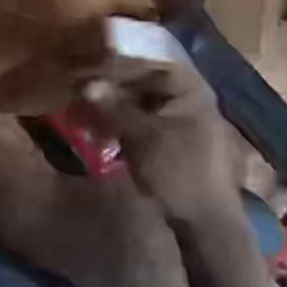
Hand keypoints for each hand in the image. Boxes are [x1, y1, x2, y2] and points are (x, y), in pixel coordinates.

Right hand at [83, 62, 242, 229]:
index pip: (147, 61)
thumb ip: (114, 108)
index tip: (87, 69)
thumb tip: (87, 84)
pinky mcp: (170, 138)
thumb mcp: (143, 138)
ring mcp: (179, 117)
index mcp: (188, 87)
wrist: (207, 225)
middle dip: (109, 88)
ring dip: (111, 107)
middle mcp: (186, 96)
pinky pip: (141, 121)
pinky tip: (98, 134)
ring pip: (137, 102)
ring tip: (83, 116)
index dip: (115, 64)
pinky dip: (120, 124)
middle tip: (79, 94)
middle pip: (141, 81)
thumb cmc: (180, 172)